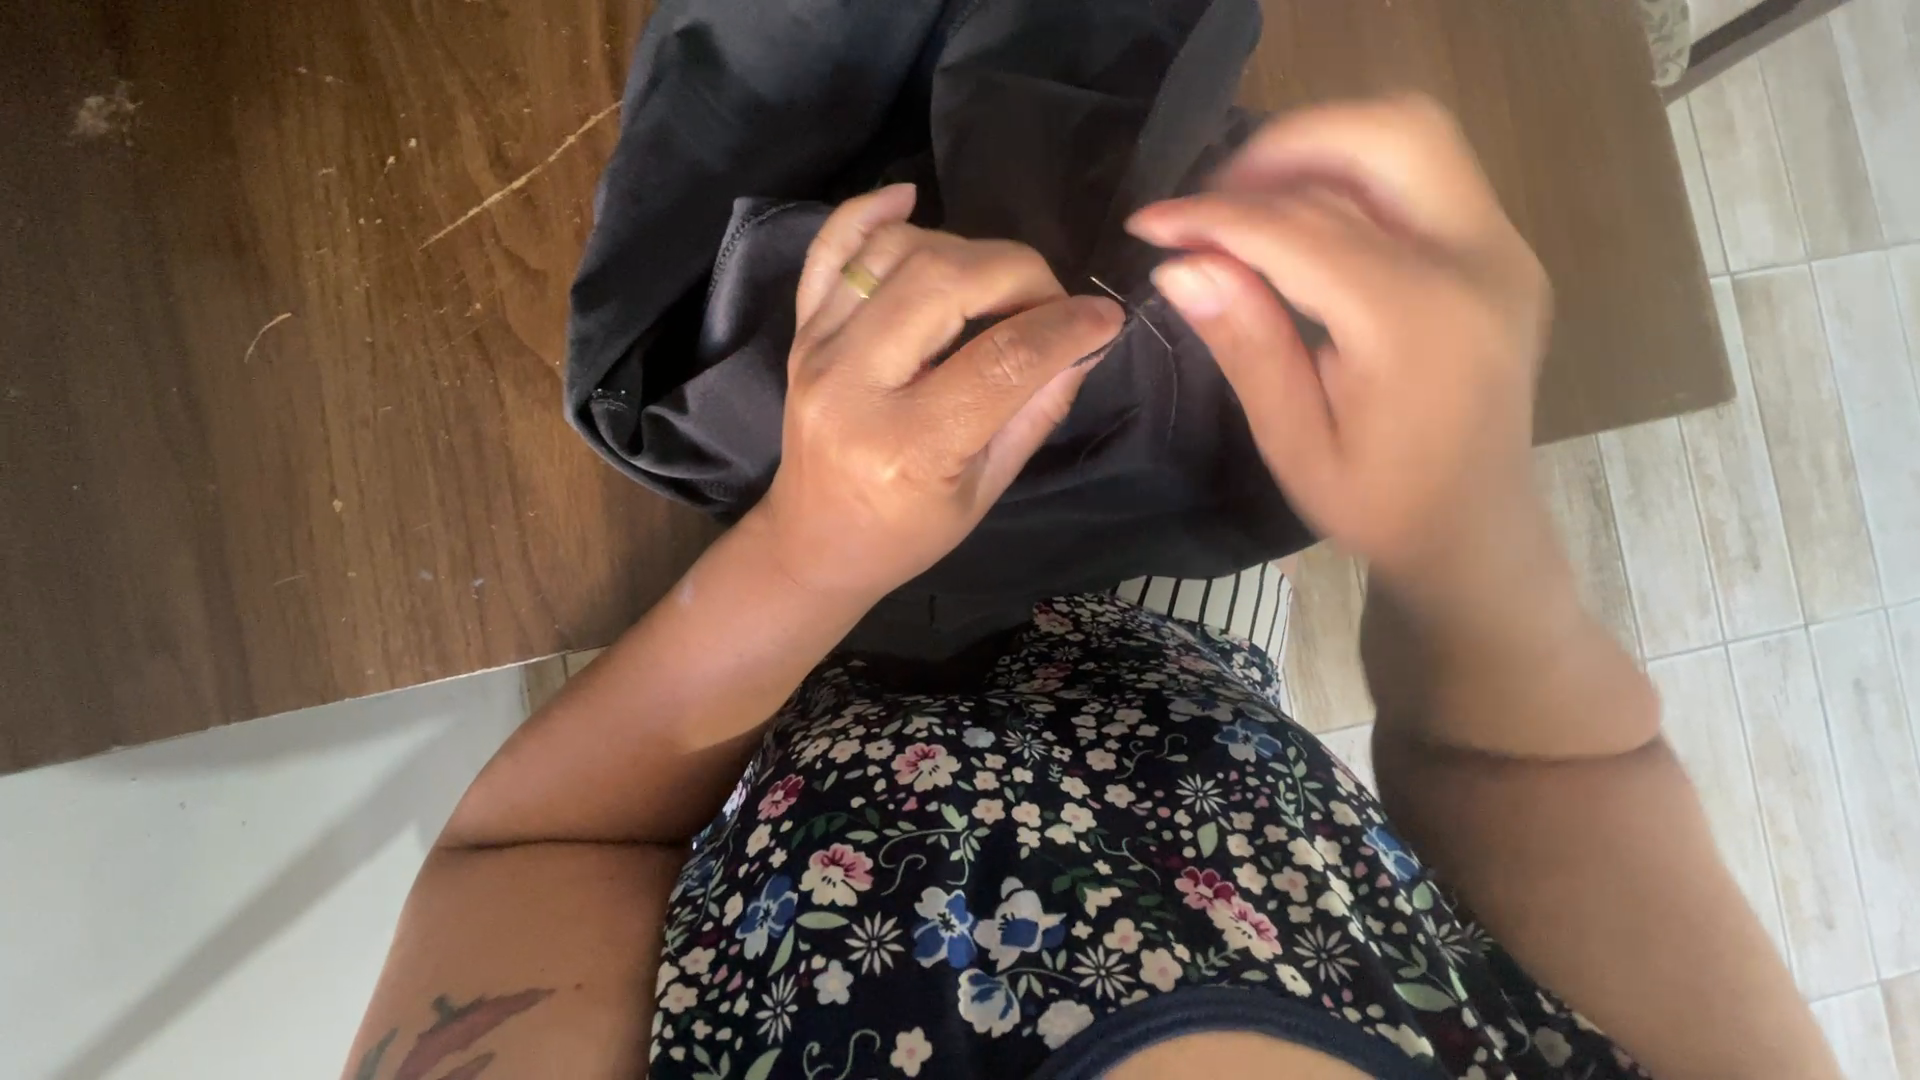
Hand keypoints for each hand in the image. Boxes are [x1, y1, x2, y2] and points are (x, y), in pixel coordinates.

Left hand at [743, 184, 1123, 602]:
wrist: (816, 541)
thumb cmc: (907, 532)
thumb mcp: (986, 488)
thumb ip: (1036, 410)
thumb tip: (1086, 341)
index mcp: (907, 447)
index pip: (1001, 359)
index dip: (1065, 326)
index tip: (1103, 318)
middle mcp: (852, 387)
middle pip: (946, 282)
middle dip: (1020, 274)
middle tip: (1050, 301)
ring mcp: (817, 352)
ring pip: (897, 253)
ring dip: (965, 249)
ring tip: (998, 286)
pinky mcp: (800, 334)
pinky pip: (831, 250)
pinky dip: (870, 213)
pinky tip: (912, 200)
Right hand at [1126, 96, 1552, 591]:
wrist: (1473, 529)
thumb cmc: (1375, 504)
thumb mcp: (1293, 440)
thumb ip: (1245, 344)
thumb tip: (1179, 268)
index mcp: (1415, 322)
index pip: (1300, 230)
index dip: (1214, 219)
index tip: (1150, 223)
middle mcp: (1476, 262)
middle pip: (1385, 137)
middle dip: (1281, 149)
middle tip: (1211, 201)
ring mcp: (1502, 249)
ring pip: (1411, 141)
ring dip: (1319, 153)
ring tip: (1248, 206)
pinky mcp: (1500, 252)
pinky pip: (1424, 178)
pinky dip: (1352, 179)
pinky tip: (1302, 226)